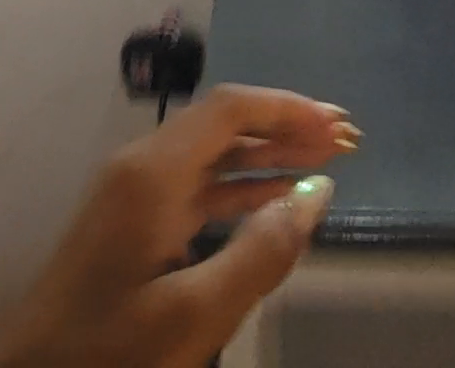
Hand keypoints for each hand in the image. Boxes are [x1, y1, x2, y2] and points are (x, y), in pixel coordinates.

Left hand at [0, 85, 359, 367]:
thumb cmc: (109, 349)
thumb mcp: (194, 313)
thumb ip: (261, 252)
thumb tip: (316, 193)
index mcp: (152, 171)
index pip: (228, 110)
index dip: (286, 110)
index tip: (336, 126)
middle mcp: (143, 164)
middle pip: (223, 125)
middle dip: (285, 127)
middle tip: (346, 139)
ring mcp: (136, 189)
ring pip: (213, 154)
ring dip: (268, 154)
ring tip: (326, 161)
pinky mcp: (135, 216)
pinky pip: (199, 185)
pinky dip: (241, 185)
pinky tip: (277, 196)